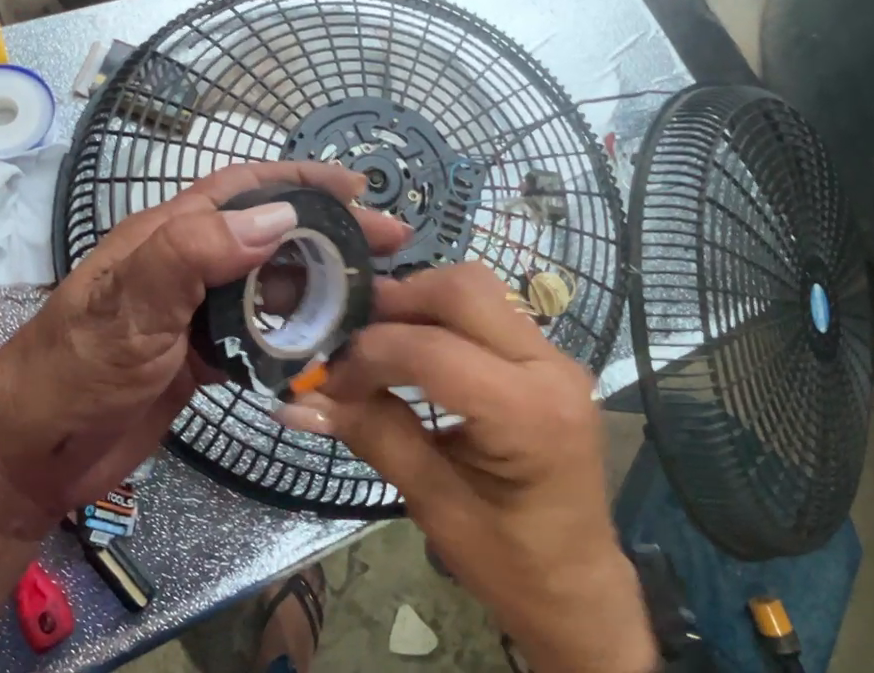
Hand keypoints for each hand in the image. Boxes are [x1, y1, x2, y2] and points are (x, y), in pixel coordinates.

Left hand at [0, 162, 410, 541]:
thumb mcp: (129, 307)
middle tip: (388, 244)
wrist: (30, 456)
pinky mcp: (198, 358)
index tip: (357, 188)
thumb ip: (194, 256)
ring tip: (372, 292)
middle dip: (326, 232)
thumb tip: (279, 216)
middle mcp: (185, 265)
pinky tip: (330, 343)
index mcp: (165, 236)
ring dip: (318, 283)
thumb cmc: (72, 372)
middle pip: (267, 235)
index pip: (242, 190)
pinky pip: (258, 334)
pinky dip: (294, 334)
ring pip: (268, 285)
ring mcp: (192, 313)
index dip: (300, 182)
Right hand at [278, 265, 657, 672]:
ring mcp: (554, 357)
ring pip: (476, 288)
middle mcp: (551, 367)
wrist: (576, 585)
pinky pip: (486, 310)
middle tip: (350, 339)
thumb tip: (297, 401)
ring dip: (417, 302)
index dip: (368, 355)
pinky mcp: (545, 358)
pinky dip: (438, 316)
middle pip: (462, 289)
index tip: (327, 380)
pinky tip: (410, 350)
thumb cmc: (508, 561)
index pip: (433, 351)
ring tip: (375, 343)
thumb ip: (372, 434)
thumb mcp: (432, 503)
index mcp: (529, 414)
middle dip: (396, 303)